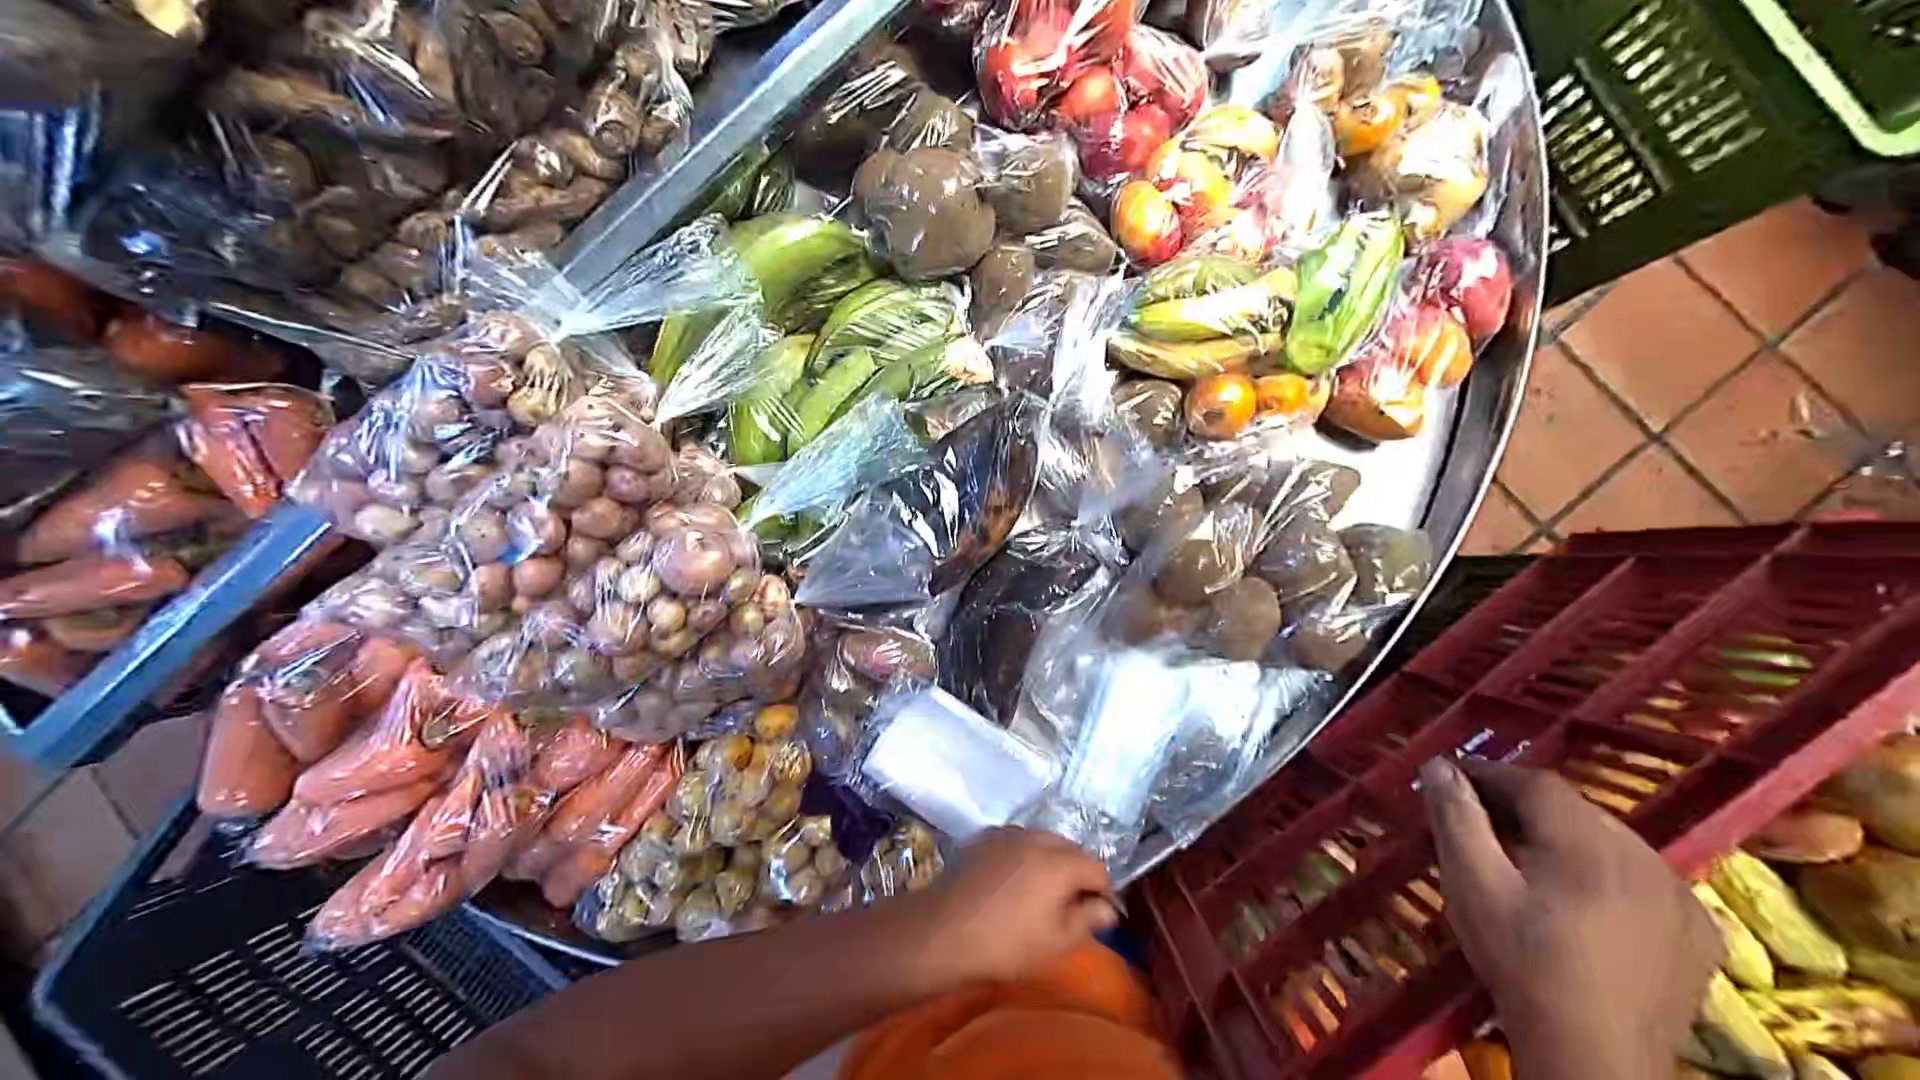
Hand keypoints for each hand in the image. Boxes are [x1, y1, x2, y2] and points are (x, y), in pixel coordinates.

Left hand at [894, 827, 1117, 987]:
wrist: (944, 929)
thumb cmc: (1007, 942)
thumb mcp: (1057, 941)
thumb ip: (1088, 919)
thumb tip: (1107, 907)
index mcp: (1059, 861)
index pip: (1096, 867)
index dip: (1102, 892)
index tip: (1095, 915)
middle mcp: (1036, 837)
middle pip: (1070, 849)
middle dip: (1076, 872)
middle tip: (1068, 905)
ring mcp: (1007, 832)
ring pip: (1042, 841)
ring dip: (1049, 860)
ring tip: (1039, 892)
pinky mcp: (984, 836)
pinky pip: (1016, 841)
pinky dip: (1022, 855)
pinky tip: (1011, 880)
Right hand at [1420, 759, 1718, 1078]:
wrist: (1594, 1056)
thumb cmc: (1521, 959)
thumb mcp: (1471, 883)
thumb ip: (1456, 818)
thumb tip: (1440, 765)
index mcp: (1589, 843)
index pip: (1536, 782)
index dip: (1491, 775)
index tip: (1453, 782)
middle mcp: (1645, 858)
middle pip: (1575, 808)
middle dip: (1523, 805)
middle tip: (1481, 823)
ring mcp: (1681, 895)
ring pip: (1611, 838)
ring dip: (1565, 835)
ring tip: (1527, 859)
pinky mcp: (1700, 929)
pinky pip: (1644, 875)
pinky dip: (1607, 869)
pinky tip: (1582, 895)